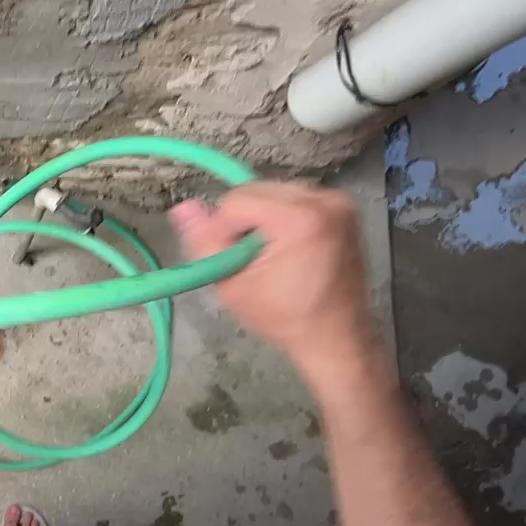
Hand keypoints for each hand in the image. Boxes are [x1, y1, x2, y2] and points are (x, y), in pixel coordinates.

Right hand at [170, 182, 376, 381]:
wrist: (334, 336)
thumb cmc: (282, 316)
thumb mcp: (231, 285)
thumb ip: (204, 242)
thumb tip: (182, 207)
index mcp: (300, 217)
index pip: (235, 201)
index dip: (223, 230)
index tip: (234, 261)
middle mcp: (324, 199)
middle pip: (256, 190)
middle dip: (243, 221)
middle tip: (249, 259)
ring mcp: (338, 202)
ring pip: (273, 192)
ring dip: (260, 218)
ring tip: (268, 255)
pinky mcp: (343, 208)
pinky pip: (294, 199)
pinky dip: (281, 217)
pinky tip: (285, 248)